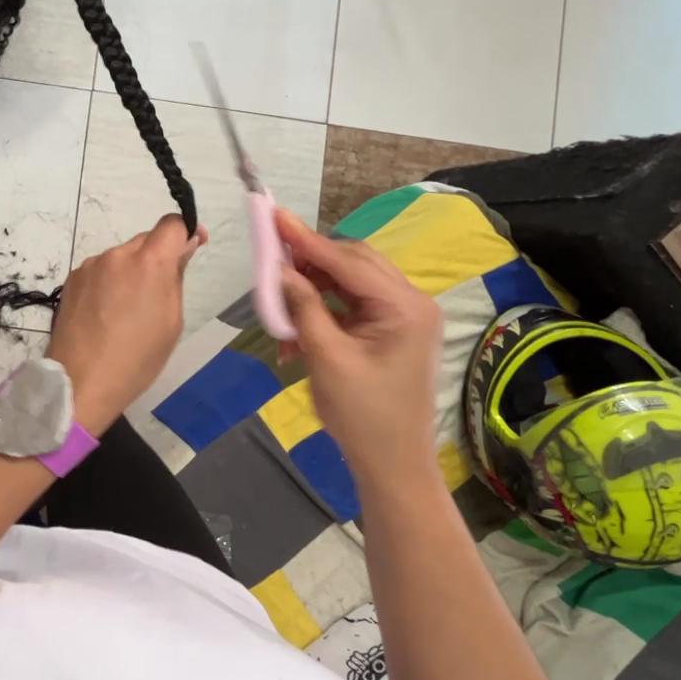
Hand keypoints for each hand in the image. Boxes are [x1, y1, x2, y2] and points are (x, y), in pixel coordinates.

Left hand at [47, 215, 206, 436]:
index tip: (192, 247)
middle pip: (145, 241)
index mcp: (148, 263)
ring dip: (131, 272)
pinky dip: (109, 283)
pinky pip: (100, 271)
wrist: (81, 381)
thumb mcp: (172, 321)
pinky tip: (106, 313)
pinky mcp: (72, 280)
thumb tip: (183, 246)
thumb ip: (176, 277)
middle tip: (159, 293)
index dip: (185, 232)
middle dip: (157, 258)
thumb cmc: (137, 358)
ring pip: (121, 258)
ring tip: (128, 311)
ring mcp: (90, 266)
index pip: (171, 224)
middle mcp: (116, 256)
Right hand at [275, 208, 441, 484]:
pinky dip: (321, 309)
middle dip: (309, 261)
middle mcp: (411, 302)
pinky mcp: (390, 330)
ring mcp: (403, 316)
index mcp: (404, 307)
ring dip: (311, 288)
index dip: (306, 239)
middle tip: (270, 260)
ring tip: (279, 305)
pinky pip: (350, 304)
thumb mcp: (325, 357)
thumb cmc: (362, 414)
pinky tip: (295, 330)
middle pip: (352, 262)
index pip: (347, 261)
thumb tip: (278, 269)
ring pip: (349, 281)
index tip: (274, 216)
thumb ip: (303, 306)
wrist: (392, 463)